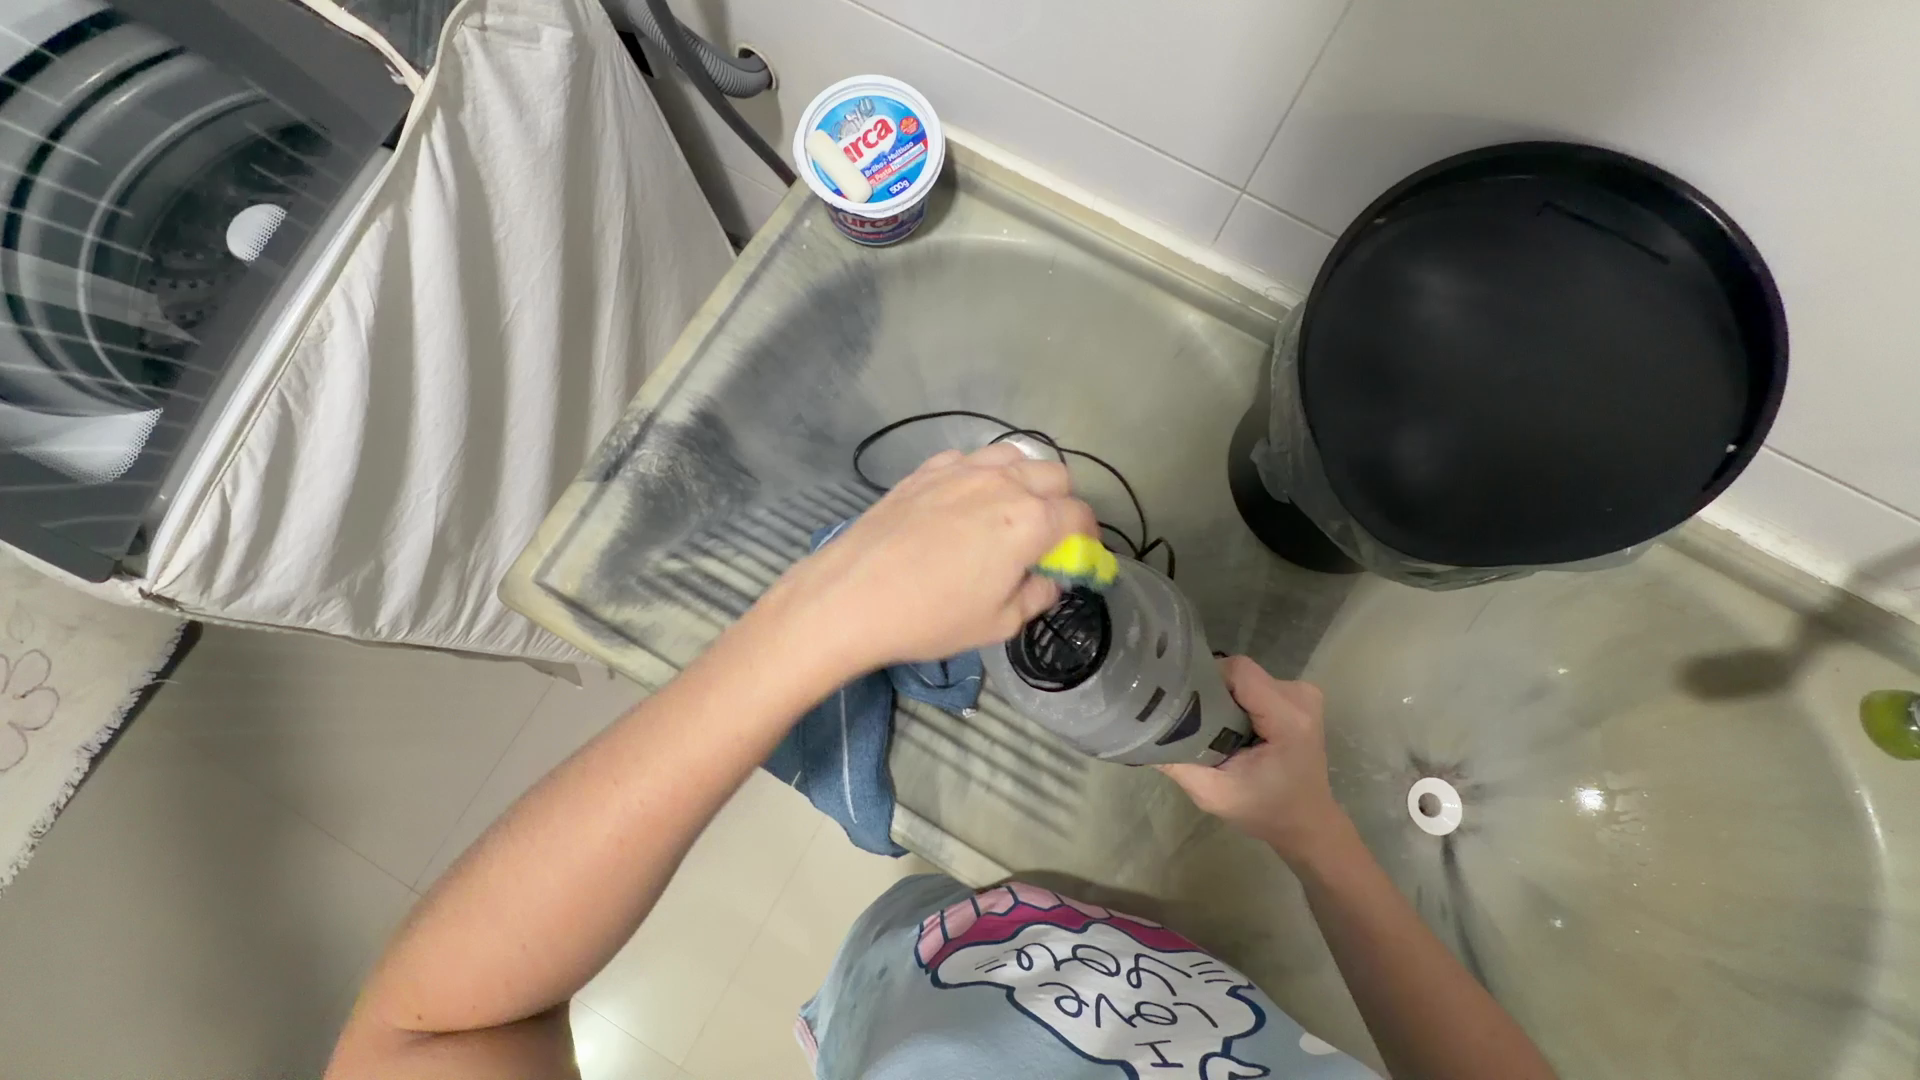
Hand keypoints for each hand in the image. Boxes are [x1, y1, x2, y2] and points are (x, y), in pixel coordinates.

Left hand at [758, 444, 1098, 675]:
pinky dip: (982, 474)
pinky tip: (966, 501)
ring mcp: (960, 469)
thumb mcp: (997, 623)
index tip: (1079, 557)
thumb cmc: (930, 617)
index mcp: (1029, 521)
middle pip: (1054, 475)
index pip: (1079, 516)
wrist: (851, 595)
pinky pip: (970, 458)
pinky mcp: (926, 469)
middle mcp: (1001, 483)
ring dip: (1025, 480)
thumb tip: (1049, 579)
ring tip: (1010, 511)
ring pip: (1013, 456)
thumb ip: (1036, 595)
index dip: (1087, 538)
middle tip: (1046, 537)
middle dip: (1061, 504)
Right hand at [1159, 657, 1348, 863]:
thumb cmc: (1264, 811)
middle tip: (1191, 721)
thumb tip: (1137, 731)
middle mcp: (1299, 695)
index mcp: (1288, 717)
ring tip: (1209, 726)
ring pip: (1243, 677)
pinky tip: (1228, 726)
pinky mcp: (1296, 697)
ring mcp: (1301, 693)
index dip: (1205, 681)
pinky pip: (1252, 684)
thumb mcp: (1212, 793)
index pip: (1238, 672)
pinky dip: (1235, 700)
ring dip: (1222, 698)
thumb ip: (1176, 760)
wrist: (1306, 824)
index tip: (1184, 705)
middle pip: (1238, 672)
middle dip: (1210, 693)